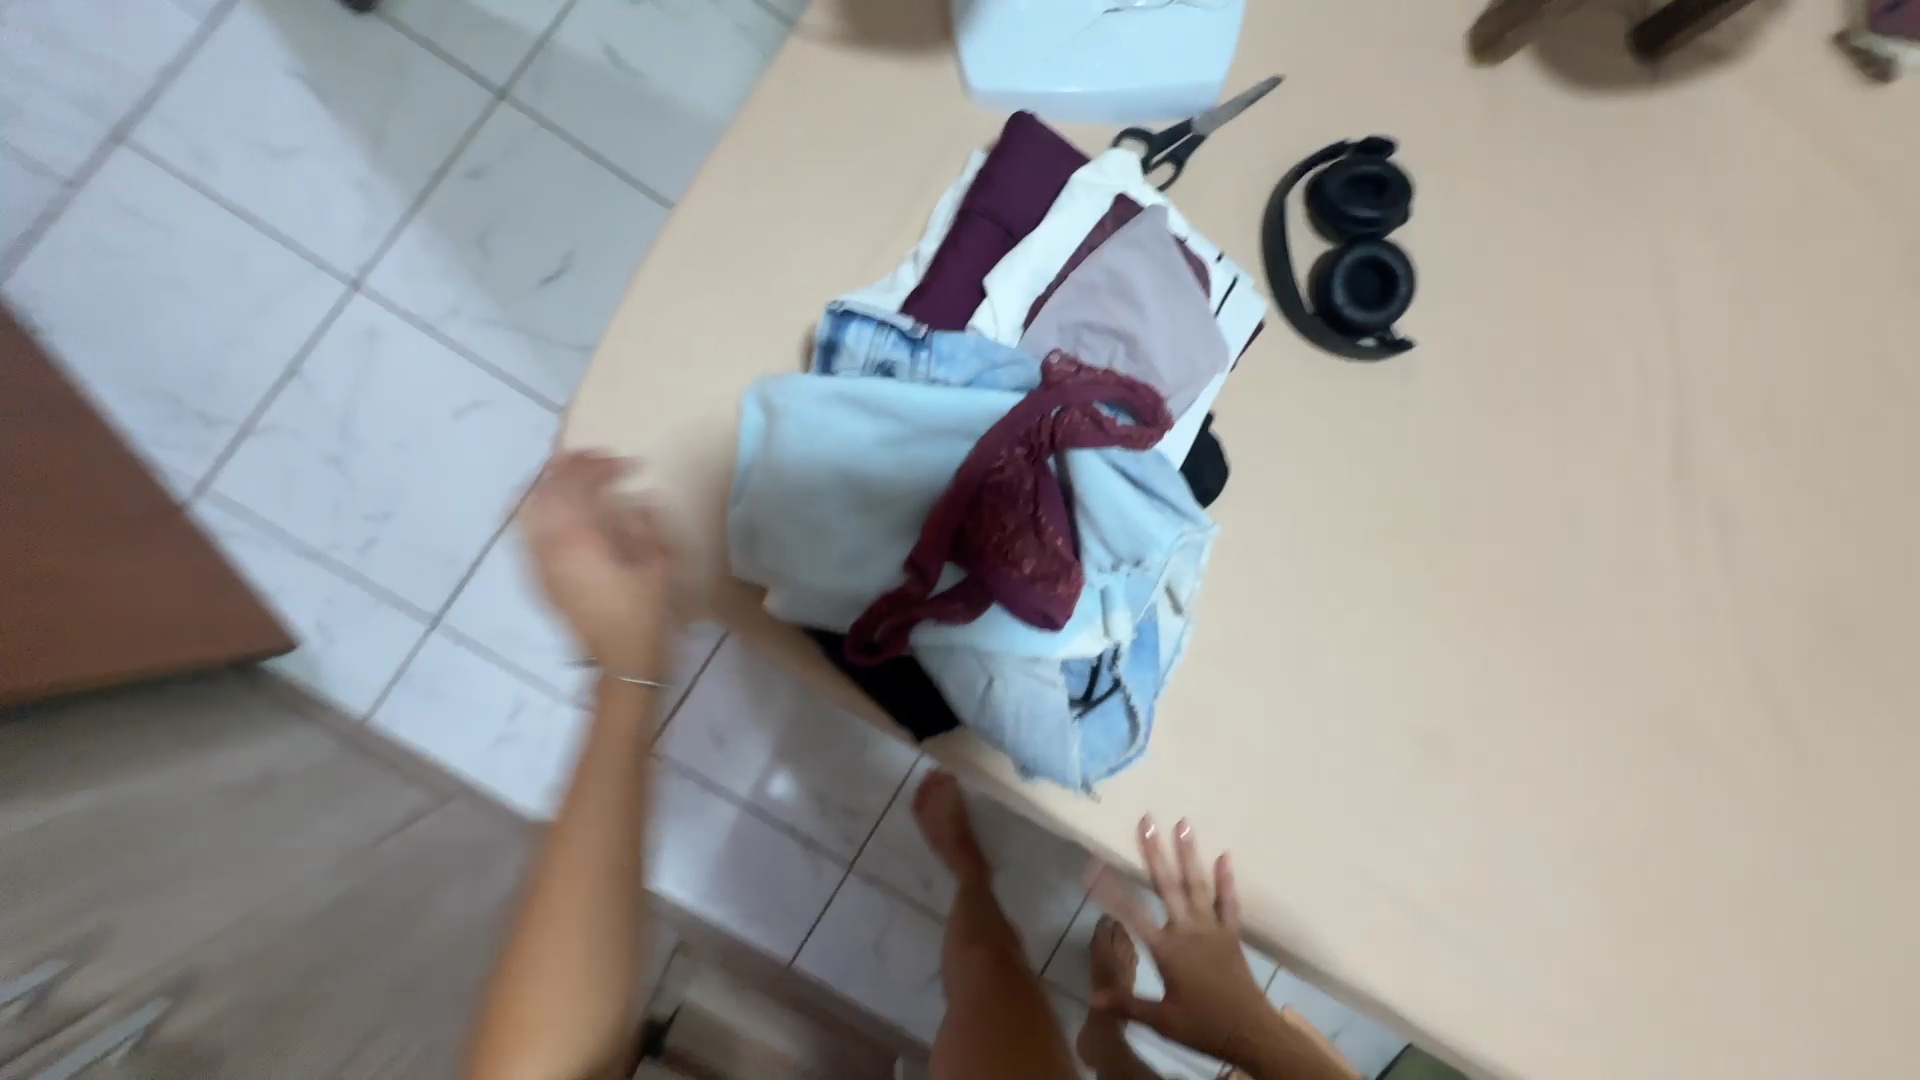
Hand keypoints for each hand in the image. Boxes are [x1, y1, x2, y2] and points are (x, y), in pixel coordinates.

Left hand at [522, 451, 677, 675]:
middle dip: (567, 468)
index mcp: (581, 540)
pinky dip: (536, 509)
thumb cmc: (646, 613)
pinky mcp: (538, 577)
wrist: (622, 661)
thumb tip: (632, 501)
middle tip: (591, 457)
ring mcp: (538, 563)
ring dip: (547, 486)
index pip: (580, 486)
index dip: (600, 467)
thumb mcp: (658, 564)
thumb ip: (642, 524)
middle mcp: (549, 546)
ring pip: (528, 510)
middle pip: (546, 492)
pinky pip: (526, 532)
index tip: (625, 461)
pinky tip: (554, 510)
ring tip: (568, 476)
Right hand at [1087, 817, 1280, 1069]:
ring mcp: (1211, 929)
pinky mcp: (1231, 934)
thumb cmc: (1203, 1027)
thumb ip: (1128, 1004)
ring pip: (1197, 885)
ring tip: (1183, 824)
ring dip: (1188, 854)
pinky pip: (1228, 903)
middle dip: (1154, 852)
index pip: (1131, 913)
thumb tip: (1093, 999)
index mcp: (1166, 949)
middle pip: (1167, 886)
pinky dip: (1226, 880)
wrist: (1252, 1034)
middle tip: (1147, 820)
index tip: (1094, 865)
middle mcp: (1187, 930)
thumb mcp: (1162, 1021)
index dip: (1110, 889)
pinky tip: (1225, 856)